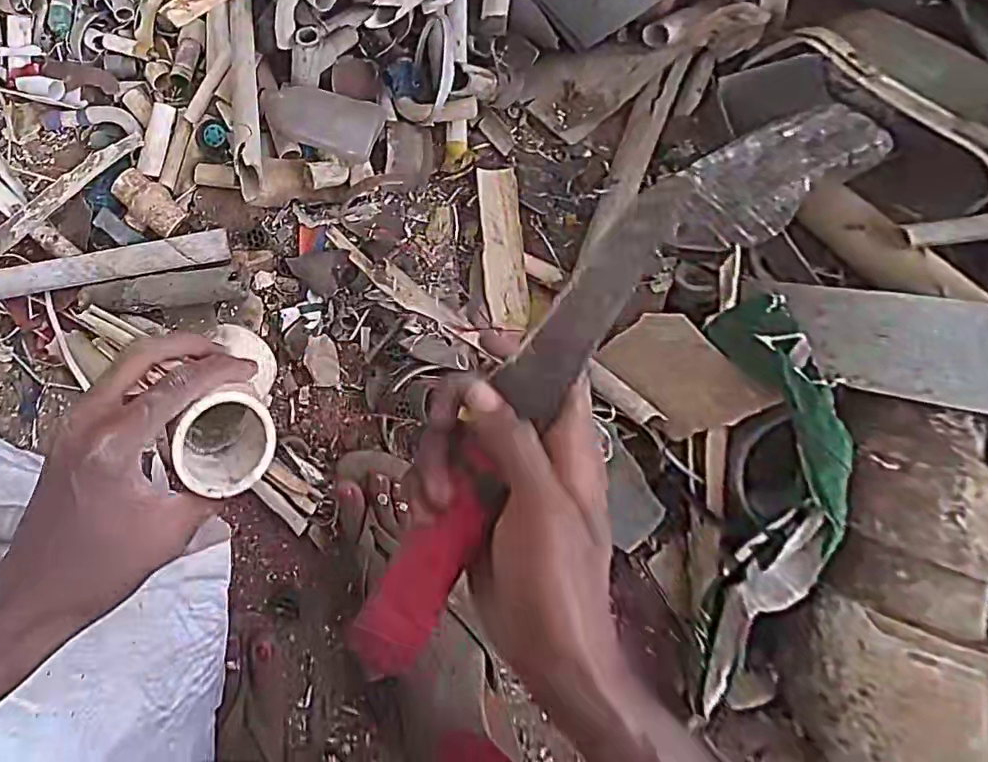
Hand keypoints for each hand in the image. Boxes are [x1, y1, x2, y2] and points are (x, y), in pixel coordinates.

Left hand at [0, 332, 256, 632]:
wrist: (35, 590)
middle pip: (142, 354)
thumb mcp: (166, 534)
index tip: (246, 367)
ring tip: (202, 367)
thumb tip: (234, 470)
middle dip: (187, 344)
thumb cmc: (96, 571)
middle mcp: (88, 420)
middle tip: (222, 352)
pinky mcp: (70, 430)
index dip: (217, 371)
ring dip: (165, 357)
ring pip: (124, 365)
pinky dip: (145, 379)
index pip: (174, 388)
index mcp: (112, 444)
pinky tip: (170, 395)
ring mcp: (74, 421)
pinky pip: (113, 387)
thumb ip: (207, 493)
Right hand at [412, 344, 621, 692]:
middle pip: (480, 403)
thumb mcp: (542, 506)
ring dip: (431, 465)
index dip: (523, 352)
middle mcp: (526, 455)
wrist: (545, 651)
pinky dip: (423, 491)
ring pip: (448, 439)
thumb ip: (511, 441)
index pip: (552, 380)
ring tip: (437, 501)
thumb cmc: (563, 585)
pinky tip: (430, 515)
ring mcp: (494, 479)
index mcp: (564, 449)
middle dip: (451, 419)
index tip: (484, 336)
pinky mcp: (468, 503)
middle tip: (443, 437)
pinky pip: (433, 474)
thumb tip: (480, 389)